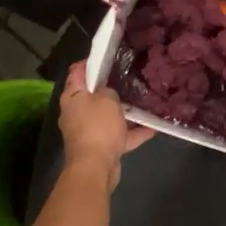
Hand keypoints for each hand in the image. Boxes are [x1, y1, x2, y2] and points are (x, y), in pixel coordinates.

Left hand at [59, 61, 153, 186]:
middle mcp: (77, 113)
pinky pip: (118, 136)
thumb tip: (109, 94)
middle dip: (110, 90)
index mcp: (72, 97)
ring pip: (108, 118)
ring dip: (124, 113)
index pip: (77, 73)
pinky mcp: (101, 148)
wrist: (95, 166)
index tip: (106, 59)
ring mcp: (88, 132)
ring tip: (142, 105)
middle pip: (93, 96)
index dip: (90, 64)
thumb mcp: (107, 99)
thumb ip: (109, 91)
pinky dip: (133, 133)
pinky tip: (152, 129)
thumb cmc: (98, 127)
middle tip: (128, 81)